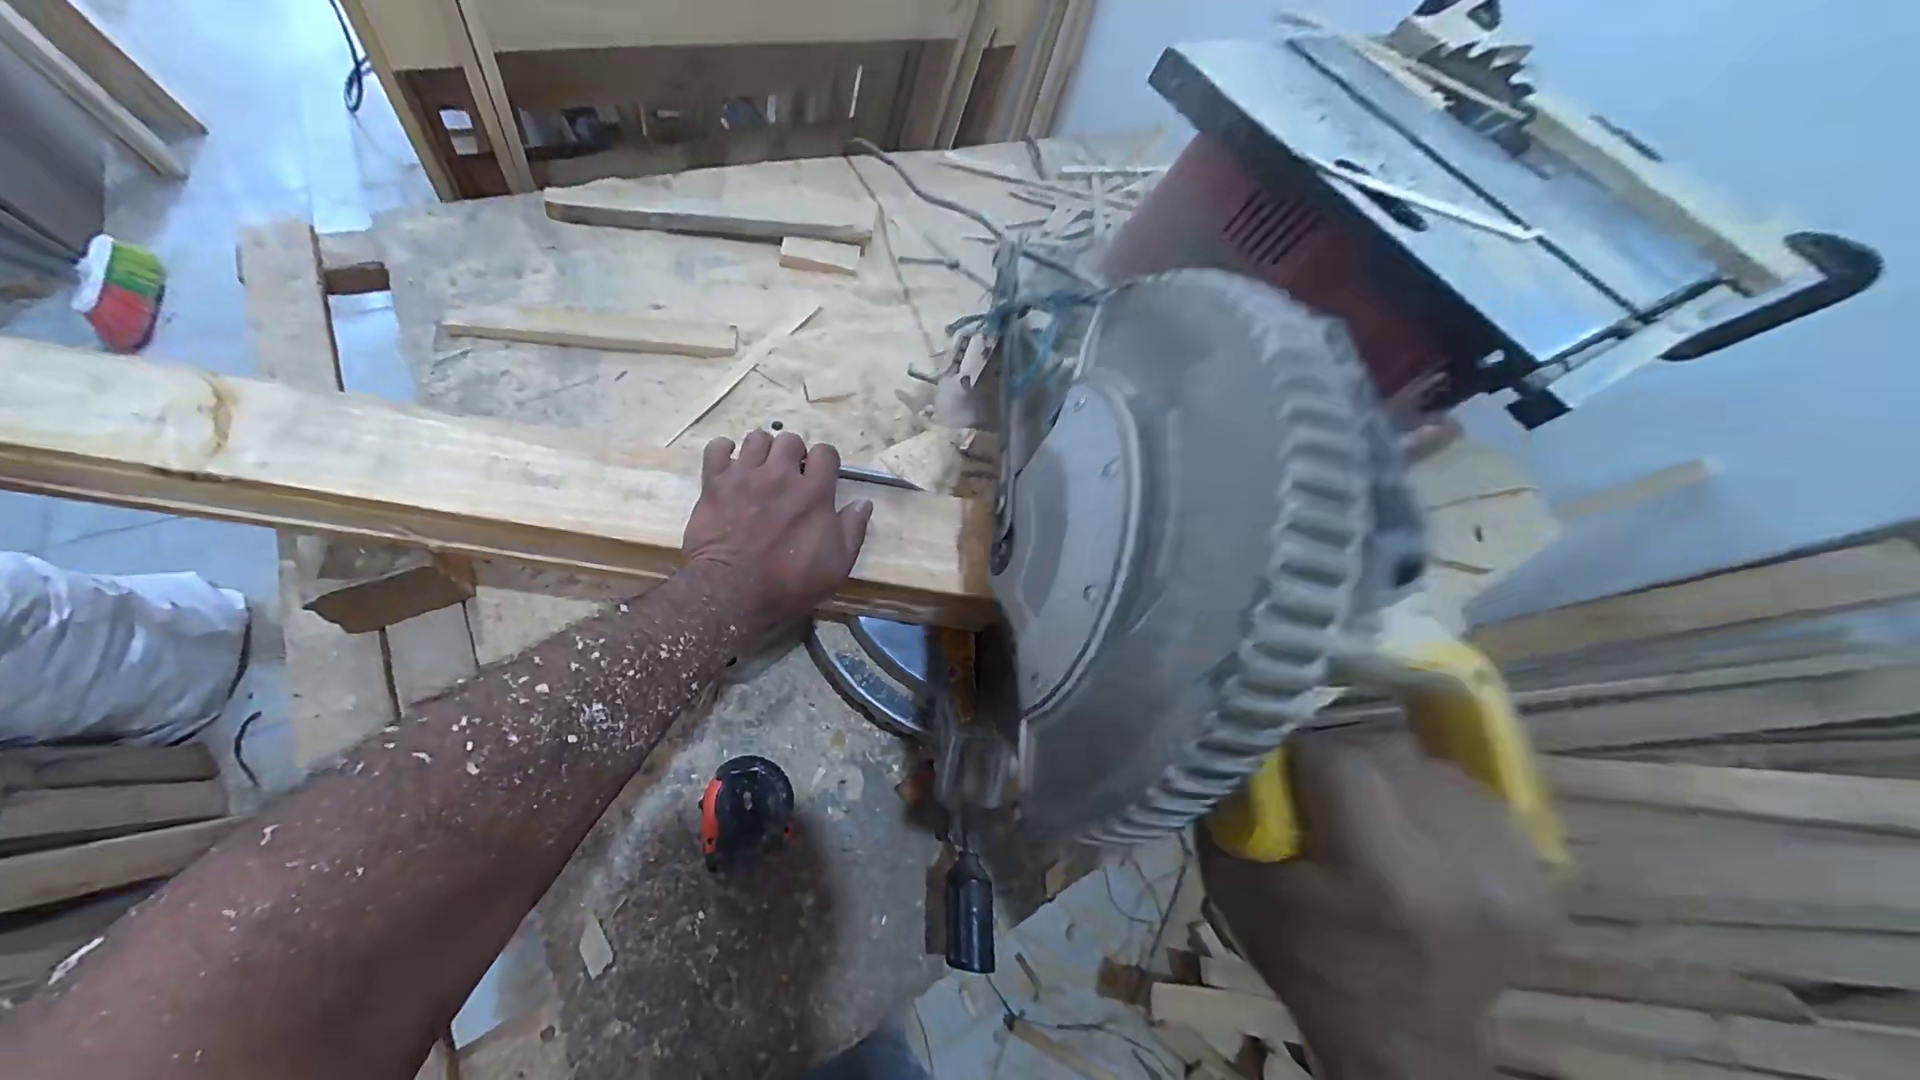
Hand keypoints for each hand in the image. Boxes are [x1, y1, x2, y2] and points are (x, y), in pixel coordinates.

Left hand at [681, 431, 873, 634]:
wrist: (734, 593)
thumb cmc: (791, 583)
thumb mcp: (837, 564)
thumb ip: (853, 529)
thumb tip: (863, 502)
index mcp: (814, 492)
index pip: (825, 452)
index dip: (825, 461)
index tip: (821, 476)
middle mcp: (780, 475)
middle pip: (790, 440)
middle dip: (793, 453)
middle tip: (790, 474)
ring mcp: (744, 477)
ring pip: (756, 439)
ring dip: (762, 450)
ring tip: (761, 469)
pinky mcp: (714, 484)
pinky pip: (717, 449)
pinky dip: (724, 451)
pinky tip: (730, 465)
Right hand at [1201, 734, 1555, 1079]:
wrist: (1397, 1042)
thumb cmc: (1303, 959)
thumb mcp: (1235, 882)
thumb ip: (1233, 805)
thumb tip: (1244, 745)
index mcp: (1379, 874)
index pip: (1340, 759)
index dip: (1304, 757)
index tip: (1288, 777)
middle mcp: (1458, 870)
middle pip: (1393, 754)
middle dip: (1349, 762)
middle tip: (1326, 794)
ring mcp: (1514, 880)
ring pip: (1437, 769)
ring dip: (1397, 778)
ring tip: (1375, 815)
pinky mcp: (1544, 888)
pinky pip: (1479, 800)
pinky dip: (1440, 802)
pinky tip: (1419, 834)